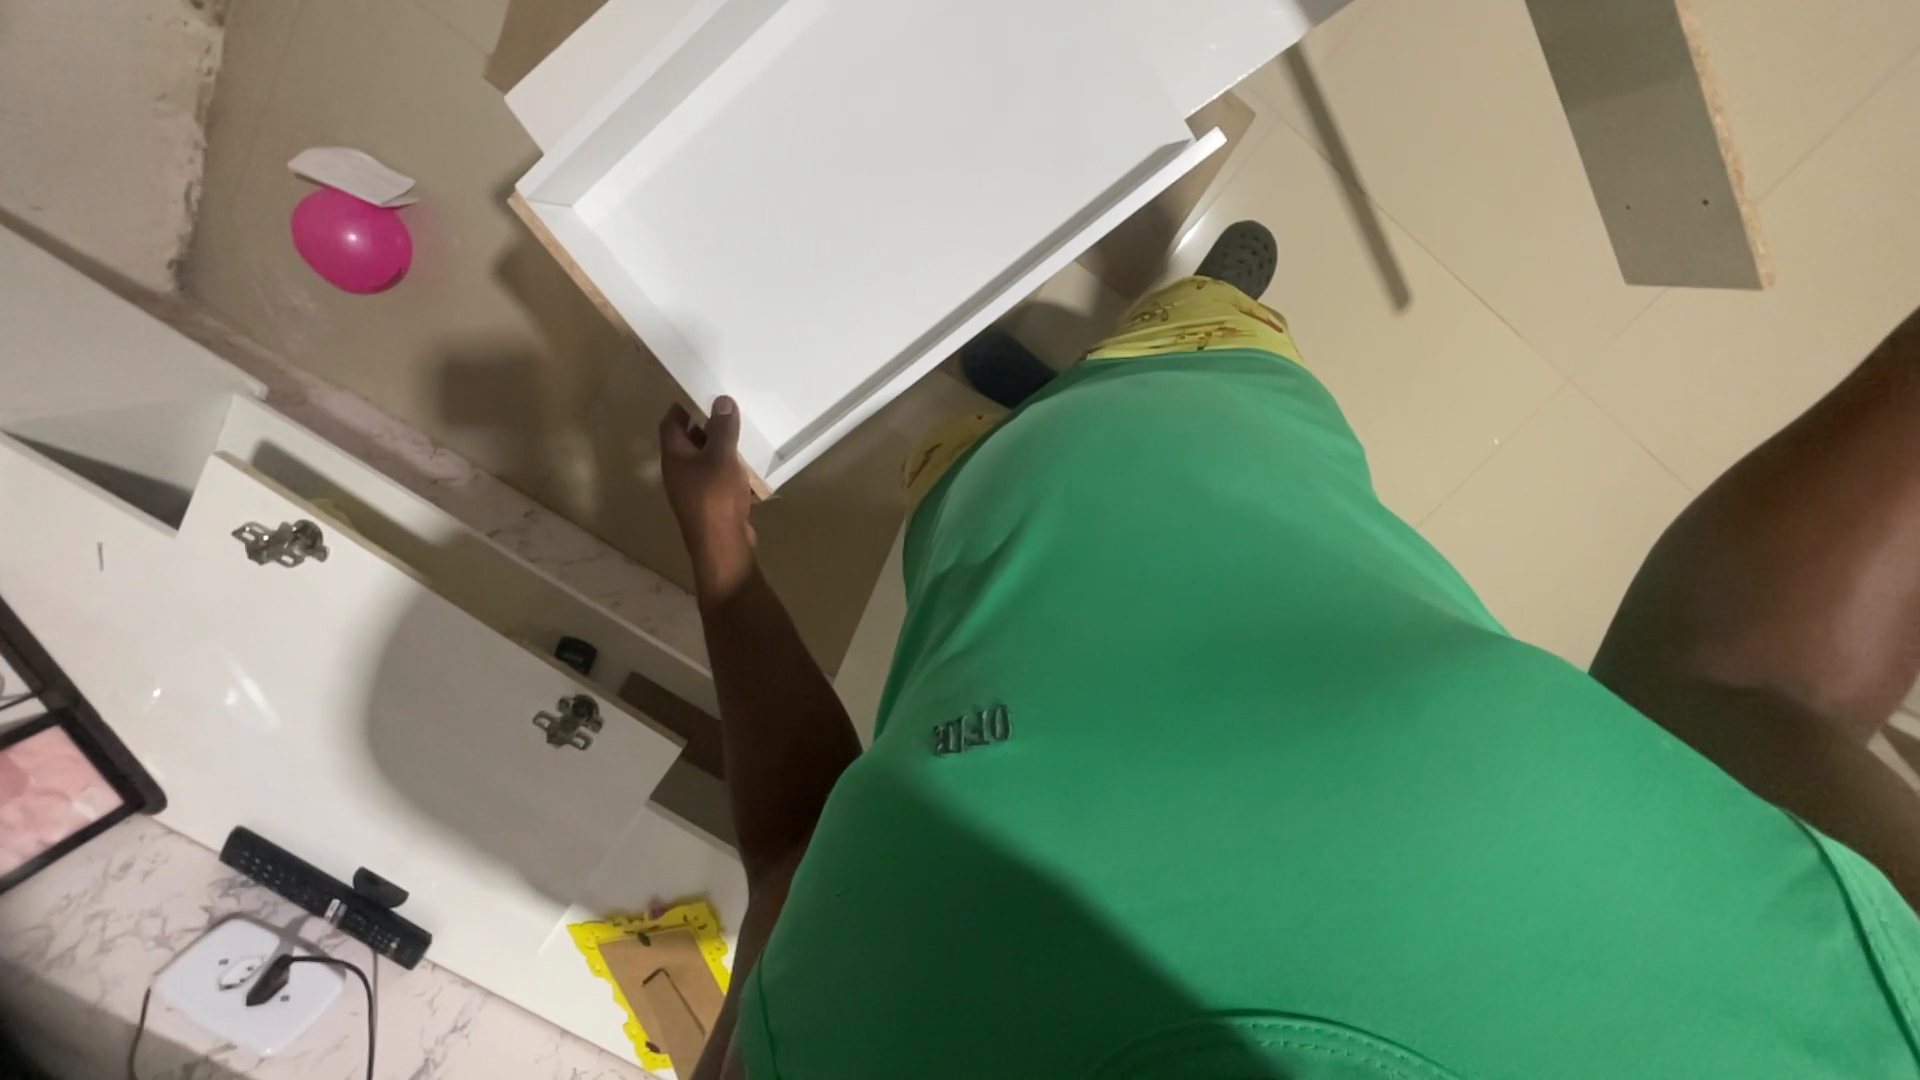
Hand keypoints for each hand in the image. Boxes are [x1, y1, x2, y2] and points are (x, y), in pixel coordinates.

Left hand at [659, 396, 756, 601]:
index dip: (679, 410)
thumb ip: (722, 428)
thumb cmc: (716, 494)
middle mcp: (678, 473)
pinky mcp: (709, 506)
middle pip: (685, 444)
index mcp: (674, 457)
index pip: (670, 425)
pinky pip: (714, 481)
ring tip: (736, 439)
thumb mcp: (722, 455)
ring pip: (701, 463)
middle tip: (721, 415)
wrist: (722, 543)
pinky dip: (725, 471)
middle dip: (701, 429)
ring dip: (715, 450)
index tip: (692, 398)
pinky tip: (743, 470)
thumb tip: (722, 400)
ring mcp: (692, 492)